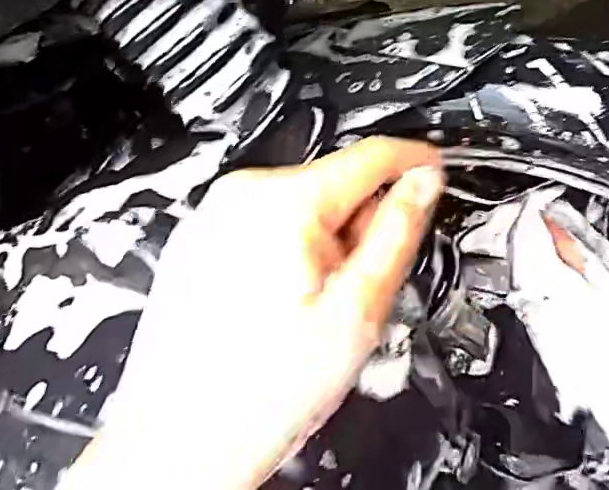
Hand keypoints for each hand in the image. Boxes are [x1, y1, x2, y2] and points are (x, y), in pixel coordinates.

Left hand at [61, 137, 444, 489]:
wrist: (173, 454)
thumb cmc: (259, 393)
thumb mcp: (359, 308)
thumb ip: (399, 230)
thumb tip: (424, 182)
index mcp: (286, 202)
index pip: (375, 154)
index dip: (416, 161)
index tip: (435, 171)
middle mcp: (243, 194)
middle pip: (341, 181)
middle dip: (362, 223)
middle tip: (353, 285)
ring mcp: (215, 216)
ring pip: (308, 202)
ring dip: (327, 239)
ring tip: (309, 304)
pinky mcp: (200, 239)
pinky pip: (271, 221)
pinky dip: (290, 249)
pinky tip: (278, 305)